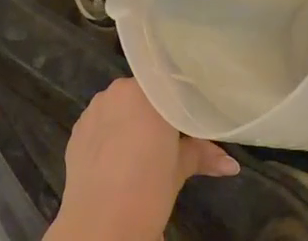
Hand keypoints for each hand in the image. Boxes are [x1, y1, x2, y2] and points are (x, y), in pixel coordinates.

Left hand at [45, 78, 239, 240]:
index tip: (191, 116)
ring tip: (146, 150)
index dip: (180, 101)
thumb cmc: (147, 188)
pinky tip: (119, 159)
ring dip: (132, 122)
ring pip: (119, 107)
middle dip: (156, 113)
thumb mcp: (179, 170)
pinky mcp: (77, 130)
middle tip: (173, 136)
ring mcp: (93, 110)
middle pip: (142, 94)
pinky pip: (100, 124)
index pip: (167, 86)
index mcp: (144, 93)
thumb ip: (201, 155)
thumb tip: (231, 163)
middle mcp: (116, 92)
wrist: (100, 222)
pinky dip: (111, 135)